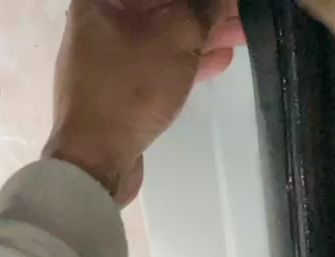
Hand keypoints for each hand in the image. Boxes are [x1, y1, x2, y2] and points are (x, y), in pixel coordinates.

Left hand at [45, 0, 245, 205]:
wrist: (94, 163)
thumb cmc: (130, 90)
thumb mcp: (178, 37)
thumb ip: (206, 9)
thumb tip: (222, 0)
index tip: (224, 1)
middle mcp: (98, 25)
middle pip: (161, 7)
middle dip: (204, 10)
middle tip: (239, 13)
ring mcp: (105, 63)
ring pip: (161, 37)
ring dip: (201, 35)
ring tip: (240, 33)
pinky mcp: (115, 94)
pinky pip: (154, 67)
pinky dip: (184, 62)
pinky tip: (218, 60)